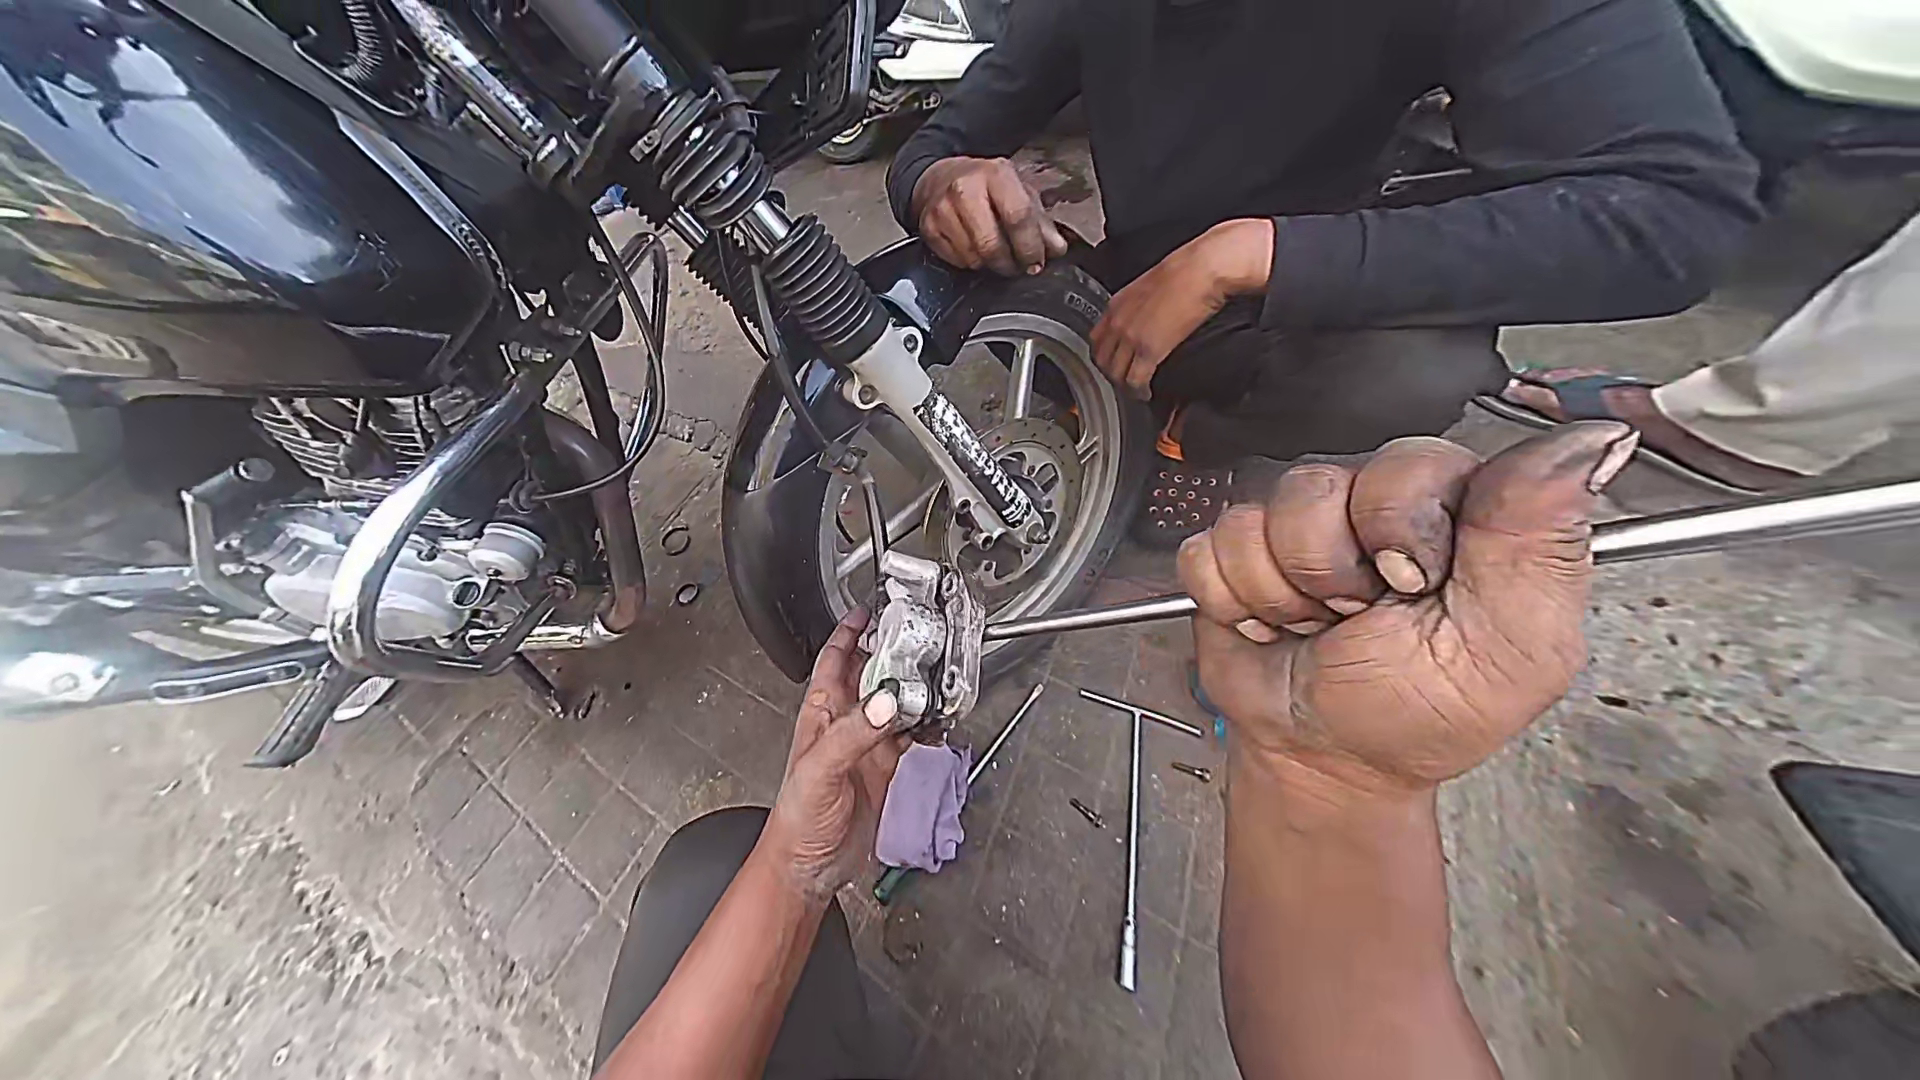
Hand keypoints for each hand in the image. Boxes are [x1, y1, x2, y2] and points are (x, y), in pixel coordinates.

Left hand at [757, 608, 907, 899]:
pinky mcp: (887, 762)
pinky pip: (912, 732)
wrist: (810, 866)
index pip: (835, 658)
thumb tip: (885, 701)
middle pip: (872, 673)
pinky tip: (938, 720)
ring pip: (896, 700)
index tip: (869, 611)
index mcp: (822, 711)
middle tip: (917, 637)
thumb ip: (853, 734)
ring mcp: (869, 741)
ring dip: (914, 688)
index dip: (849, 632)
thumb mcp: (820, 769)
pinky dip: (927, 724)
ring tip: (935, 674)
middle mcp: (847, 720)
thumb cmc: (797, 818)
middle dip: (892, 652)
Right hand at [912, 156, 1067, 275]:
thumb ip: (1040, 222)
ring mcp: (943, 209)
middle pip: (992, 245)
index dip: (1030, 247)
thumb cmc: (985, 186)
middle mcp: (966, 189)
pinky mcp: (928, 227)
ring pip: (974, 259)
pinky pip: (956, 261)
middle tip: (1016, 267)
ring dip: (989, 265)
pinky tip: (975, 250)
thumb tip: (1057, 249)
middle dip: (1009, 264)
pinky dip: (970, 263)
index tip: (1035, 263)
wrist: (940, 176)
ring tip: (995, 255)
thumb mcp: (1018, 193)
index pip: (1018, 217)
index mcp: (995, 174)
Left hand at [1091, 218, 1272, 399]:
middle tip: (1123, 382)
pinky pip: (1136, 381)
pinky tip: (1145, 394)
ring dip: (1124, 386)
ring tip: (1135, 391)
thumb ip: (1137, 306)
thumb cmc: (1184, 271)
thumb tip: (1143, 318)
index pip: (1096, 340)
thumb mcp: (1147, 286)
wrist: (1201, 269)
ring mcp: (1131, 338)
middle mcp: (1118, 323)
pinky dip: (1139, 392)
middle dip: (1111, 375)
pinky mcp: (1150, 351)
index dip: (1103, 357)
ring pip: (1116, 374)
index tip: (1112, 364)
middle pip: (1103, 361)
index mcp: (1116, 306)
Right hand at [1177, 423, 1640, 801]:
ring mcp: (1286, 528)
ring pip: (1250, 519)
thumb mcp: (1505, 648)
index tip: (1405, 586)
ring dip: (1276, 595)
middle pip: (1314, 485)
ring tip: (1308, 626)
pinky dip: (1229, 603)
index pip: (1408, 461)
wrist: (1319, 754)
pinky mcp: (1228, 554)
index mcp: (1445, 514)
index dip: (1395, 522)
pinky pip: (1203, 552)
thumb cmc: (1412, 713)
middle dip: (1327, 570)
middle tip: (1353, 616)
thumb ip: (1537, 546)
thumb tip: (1587, 441)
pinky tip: (1263, 625)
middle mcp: (1361, 508)